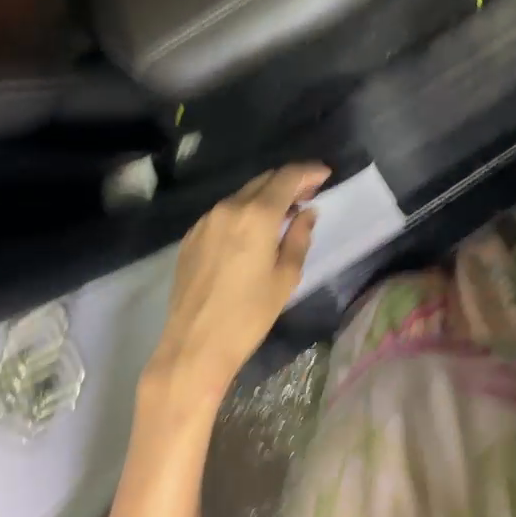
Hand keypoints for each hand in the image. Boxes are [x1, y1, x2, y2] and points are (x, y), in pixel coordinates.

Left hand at [145, 163, 330, 404]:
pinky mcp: (191, 237)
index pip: (287, 176)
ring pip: (242, 196)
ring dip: (265, 198)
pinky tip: (251, 234)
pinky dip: (243, 213)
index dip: (308, 171)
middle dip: (288, 182)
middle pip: (263, 180)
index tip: (324, 174)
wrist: (194, 345)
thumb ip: (299, 237)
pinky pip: (223, 214)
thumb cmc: (249, 315)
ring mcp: (205, 221)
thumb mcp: (286, 277)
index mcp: (257, 215)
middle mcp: (228, 208)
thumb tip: (306, 213)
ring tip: (283, 214)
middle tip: (308, 194)